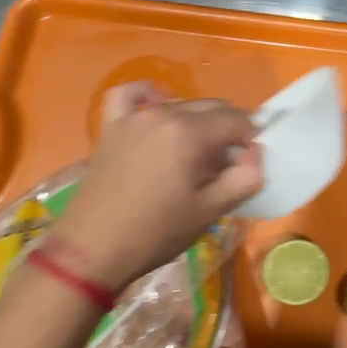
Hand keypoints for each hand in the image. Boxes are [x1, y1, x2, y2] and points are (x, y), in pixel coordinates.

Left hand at [43, 83, 263, 291]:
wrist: (90, 251)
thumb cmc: (155, 233)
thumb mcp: (210, 211)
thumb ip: (244, 178)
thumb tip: (256, 156)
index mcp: (190, 134)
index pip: (236, 121)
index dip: (250, 140)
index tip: (249, 163)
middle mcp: (164, 115)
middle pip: (211, 109)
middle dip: (228, 131)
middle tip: (228, 165)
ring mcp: (134, 119)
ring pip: (180, 105)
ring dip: (198, 122)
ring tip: (198, 154)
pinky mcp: (111, 129)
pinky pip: (130, 96)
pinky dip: (149, 96)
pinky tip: (158, 107)